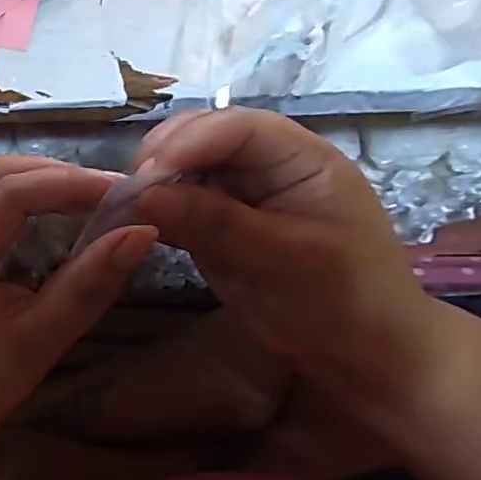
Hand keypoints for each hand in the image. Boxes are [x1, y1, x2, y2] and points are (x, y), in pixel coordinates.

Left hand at [0, 156, 156, 428]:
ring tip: (83, 194)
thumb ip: (91, 280)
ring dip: (33, 178)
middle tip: (103, 189)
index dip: (66, 183)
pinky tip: (51, 208)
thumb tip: (142, 231)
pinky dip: (17, 194)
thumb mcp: (47, 332)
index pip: (8, 193)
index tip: (118, 189)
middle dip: (50, 172)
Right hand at [130, 108, 434, 394]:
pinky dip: (151, 207)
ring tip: (124, 205)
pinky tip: (129, 220)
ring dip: (151, 180)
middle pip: (204, 135)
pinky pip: (175, 200)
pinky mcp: (215, 220)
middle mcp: (266, 165)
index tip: (147, 173)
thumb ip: (213, 222)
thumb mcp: (279, 258)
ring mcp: (238, 192)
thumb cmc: (338, 298)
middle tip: (130, 187)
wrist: (356, 351)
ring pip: (183, 165)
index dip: (190, 141)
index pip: (238, 128)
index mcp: (301, 159)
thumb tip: (143, 195)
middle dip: (163, 154)